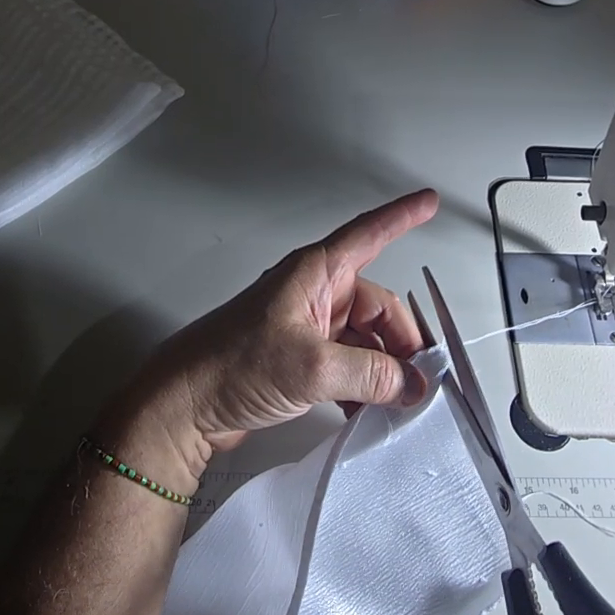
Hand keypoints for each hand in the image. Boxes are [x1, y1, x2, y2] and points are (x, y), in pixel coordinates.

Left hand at [98, 190, 439, 487]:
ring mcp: (307, 327)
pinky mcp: (300, 359)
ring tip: (396, 403)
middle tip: (417, 381)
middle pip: (377, 306)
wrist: (185, 407)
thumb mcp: (311, 367)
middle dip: (401, 340)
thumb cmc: (233, 365)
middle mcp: (315, 294)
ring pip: (365, 339)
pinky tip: (368, 412)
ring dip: (383, 369)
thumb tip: (411, 385)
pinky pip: (347, 364)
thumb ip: (370, 374)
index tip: (430, 201)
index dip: (402, 216)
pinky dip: (362, 385)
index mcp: (315, 274)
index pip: (369, 234)